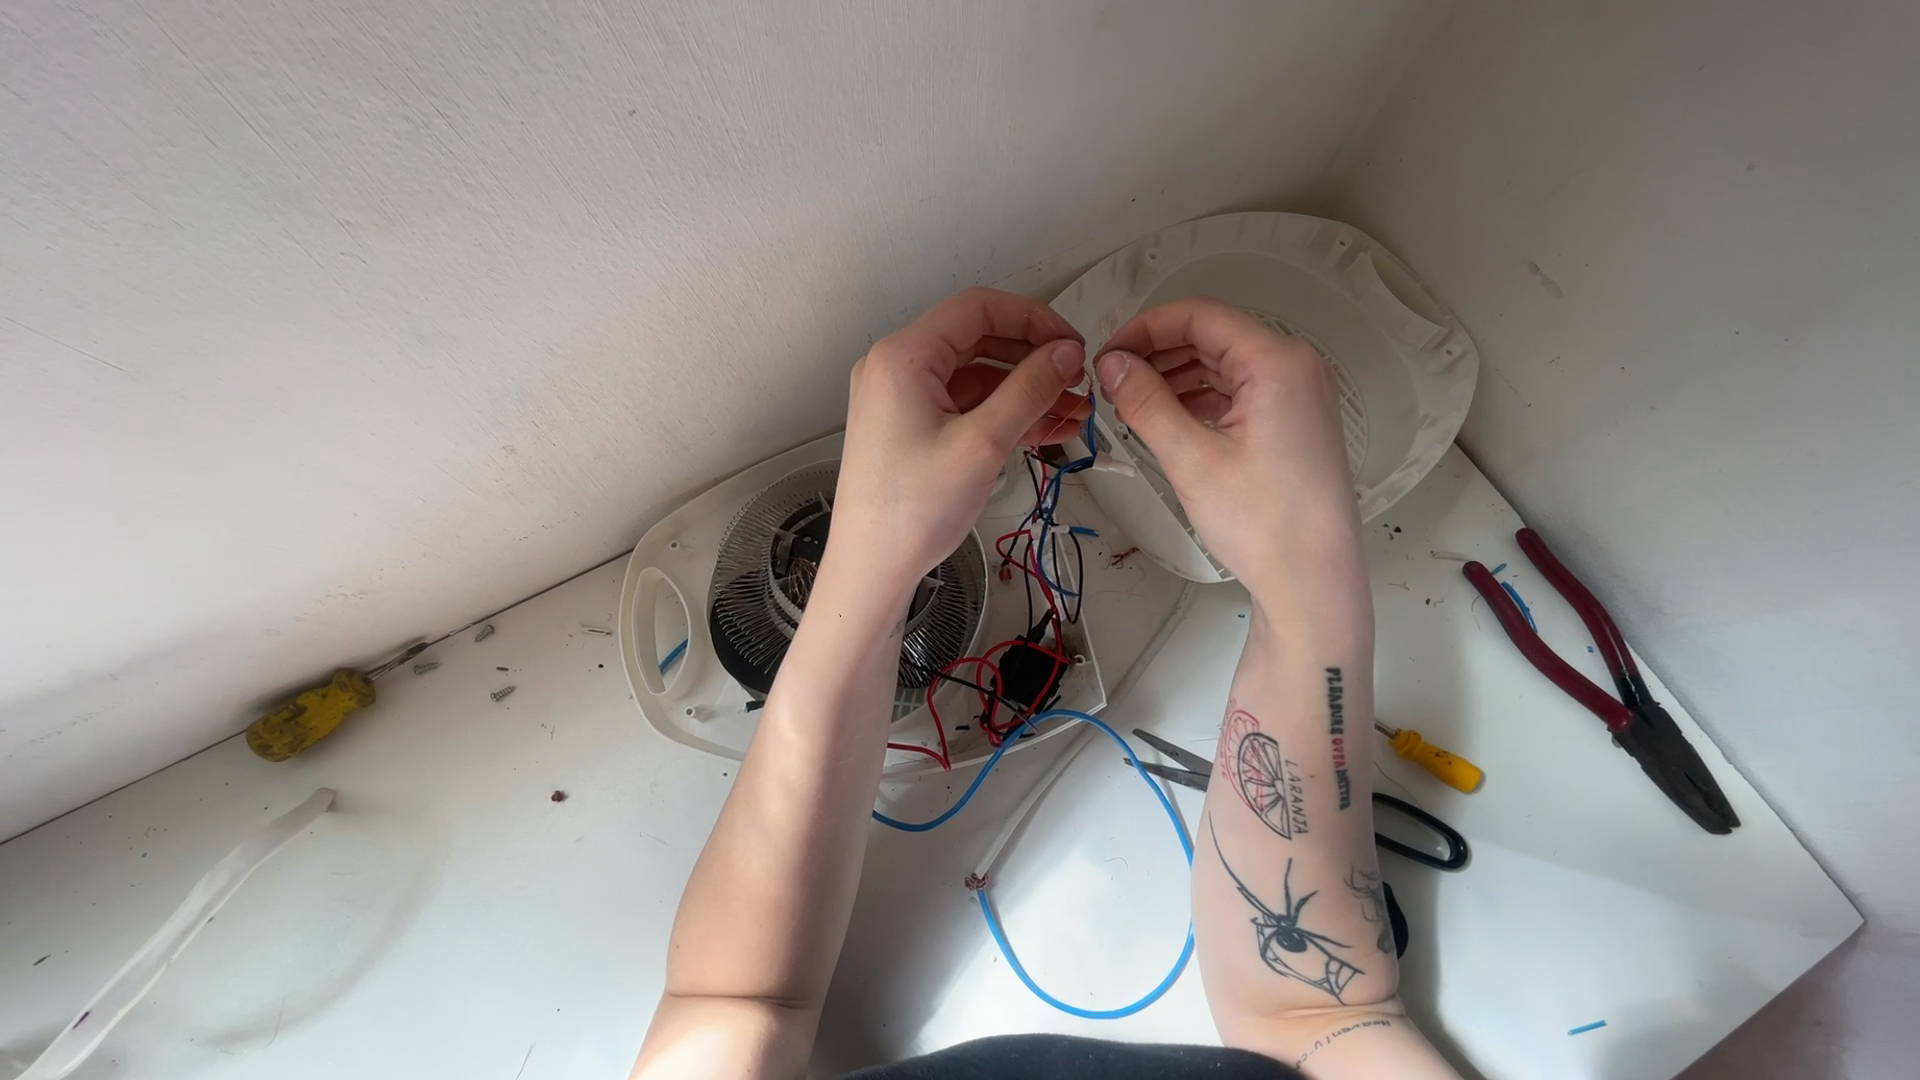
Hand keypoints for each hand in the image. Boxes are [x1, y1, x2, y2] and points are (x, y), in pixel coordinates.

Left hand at [830, 287, 1088, 593]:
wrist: (872, 567)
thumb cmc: (912, 510)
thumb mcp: (982, 443)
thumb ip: (1029, 389)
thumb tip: (1066, 352)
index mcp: (903, 357)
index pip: (978, 309)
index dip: (1033, 319)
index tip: (1072, 344)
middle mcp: (897, 369)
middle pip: (979, 342)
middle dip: (1033, 361)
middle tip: (1078, 383)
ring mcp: (903, 400)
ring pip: (977, 379)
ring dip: (1026, 393)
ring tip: (1075, 415)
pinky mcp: (911, 429)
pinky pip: (965, 407)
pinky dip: (1003, 415)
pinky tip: (1046, 430)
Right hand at [1094, 297, 1360, 609]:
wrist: (1311, 577)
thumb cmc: (1265, 523)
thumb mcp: (1191, 458)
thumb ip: (1146, 402)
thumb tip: (1113, 364)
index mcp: (1277, 364)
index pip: (1200, 316)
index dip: (1146, 328)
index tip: (1109, 354)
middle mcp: (1295, 367)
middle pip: (1212, 336)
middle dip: (1157, 353)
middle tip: (1113, 382)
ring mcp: (1297, 394)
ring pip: (1223, 363)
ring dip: (1175, 376)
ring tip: (1133, 403)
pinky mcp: (1292, 419)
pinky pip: (1238, 390)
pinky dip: (1199, 397)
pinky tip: (1168, 417)